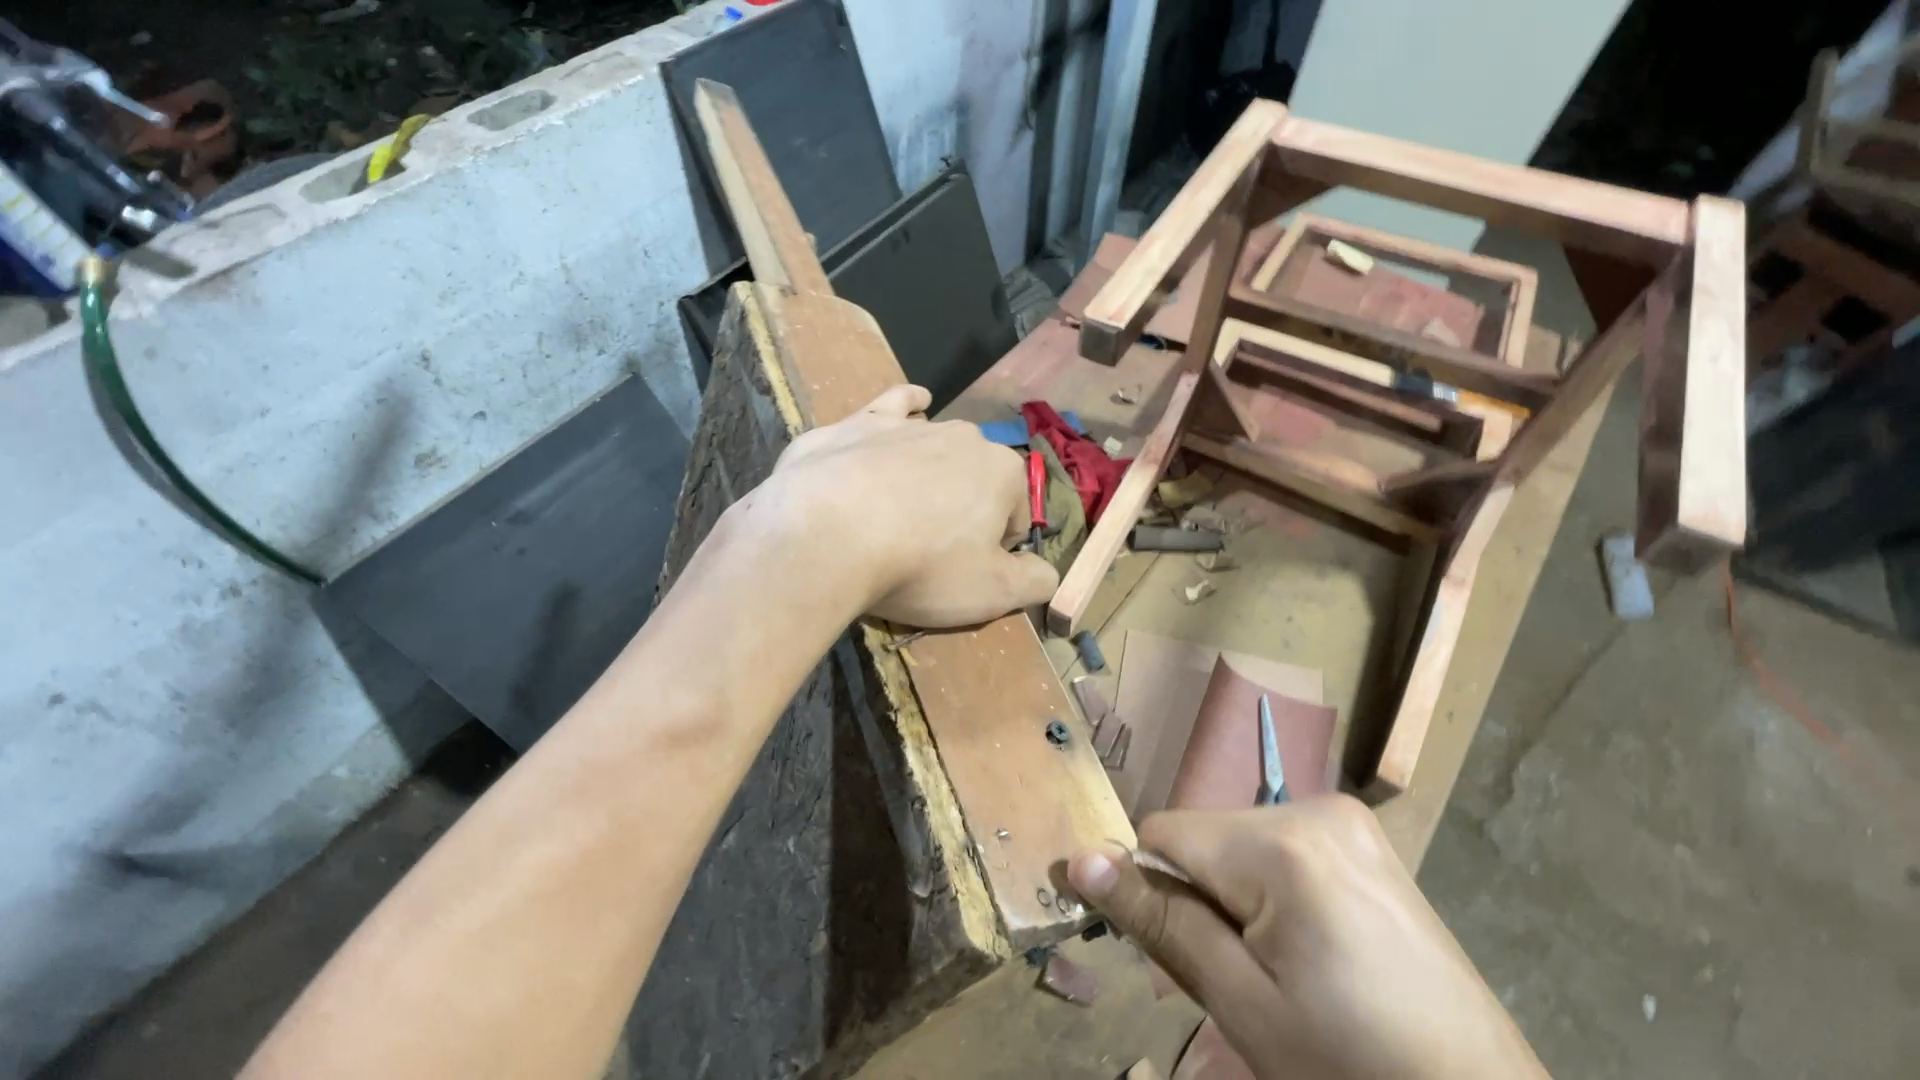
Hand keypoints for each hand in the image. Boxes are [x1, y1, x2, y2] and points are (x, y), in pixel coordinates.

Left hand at [731, 385, 1058, 626]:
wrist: (824, 537)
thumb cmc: (919, 567)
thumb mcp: (991, 593)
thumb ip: (1035, 582)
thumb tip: (1047, 573)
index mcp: (1002, 472)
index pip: (1013, 517)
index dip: (993, 550)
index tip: (963, 572)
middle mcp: (962, 436)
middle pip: (975, 478)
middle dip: (964, 508)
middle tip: (930, 550)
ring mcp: (907, 424)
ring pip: (935, 446)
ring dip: (932, 470)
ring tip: (910, 504)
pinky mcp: (855, 424)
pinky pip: (892, 407)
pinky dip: (906, 406)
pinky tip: (914, 402)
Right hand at [1068, 797, 1546, 1079]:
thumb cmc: (1352, 1067)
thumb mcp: (1243, 1004)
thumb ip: (1161, 921)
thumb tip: (1078, 859)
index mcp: (1284, 843)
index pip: (1162, 834)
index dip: (1151, 893)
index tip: (1175, 959)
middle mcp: (1317, 809)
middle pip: (1203, 838)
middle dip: (1198, 901)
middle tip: (1238, 982)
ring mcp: (1349, 822)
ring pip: (1237, 846)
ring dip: (1231, 901)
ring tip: (1277, 973)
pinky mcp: (1366, 843)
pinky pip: (1280, 851)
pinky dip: (1269, 894)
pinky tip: (1306, 950)